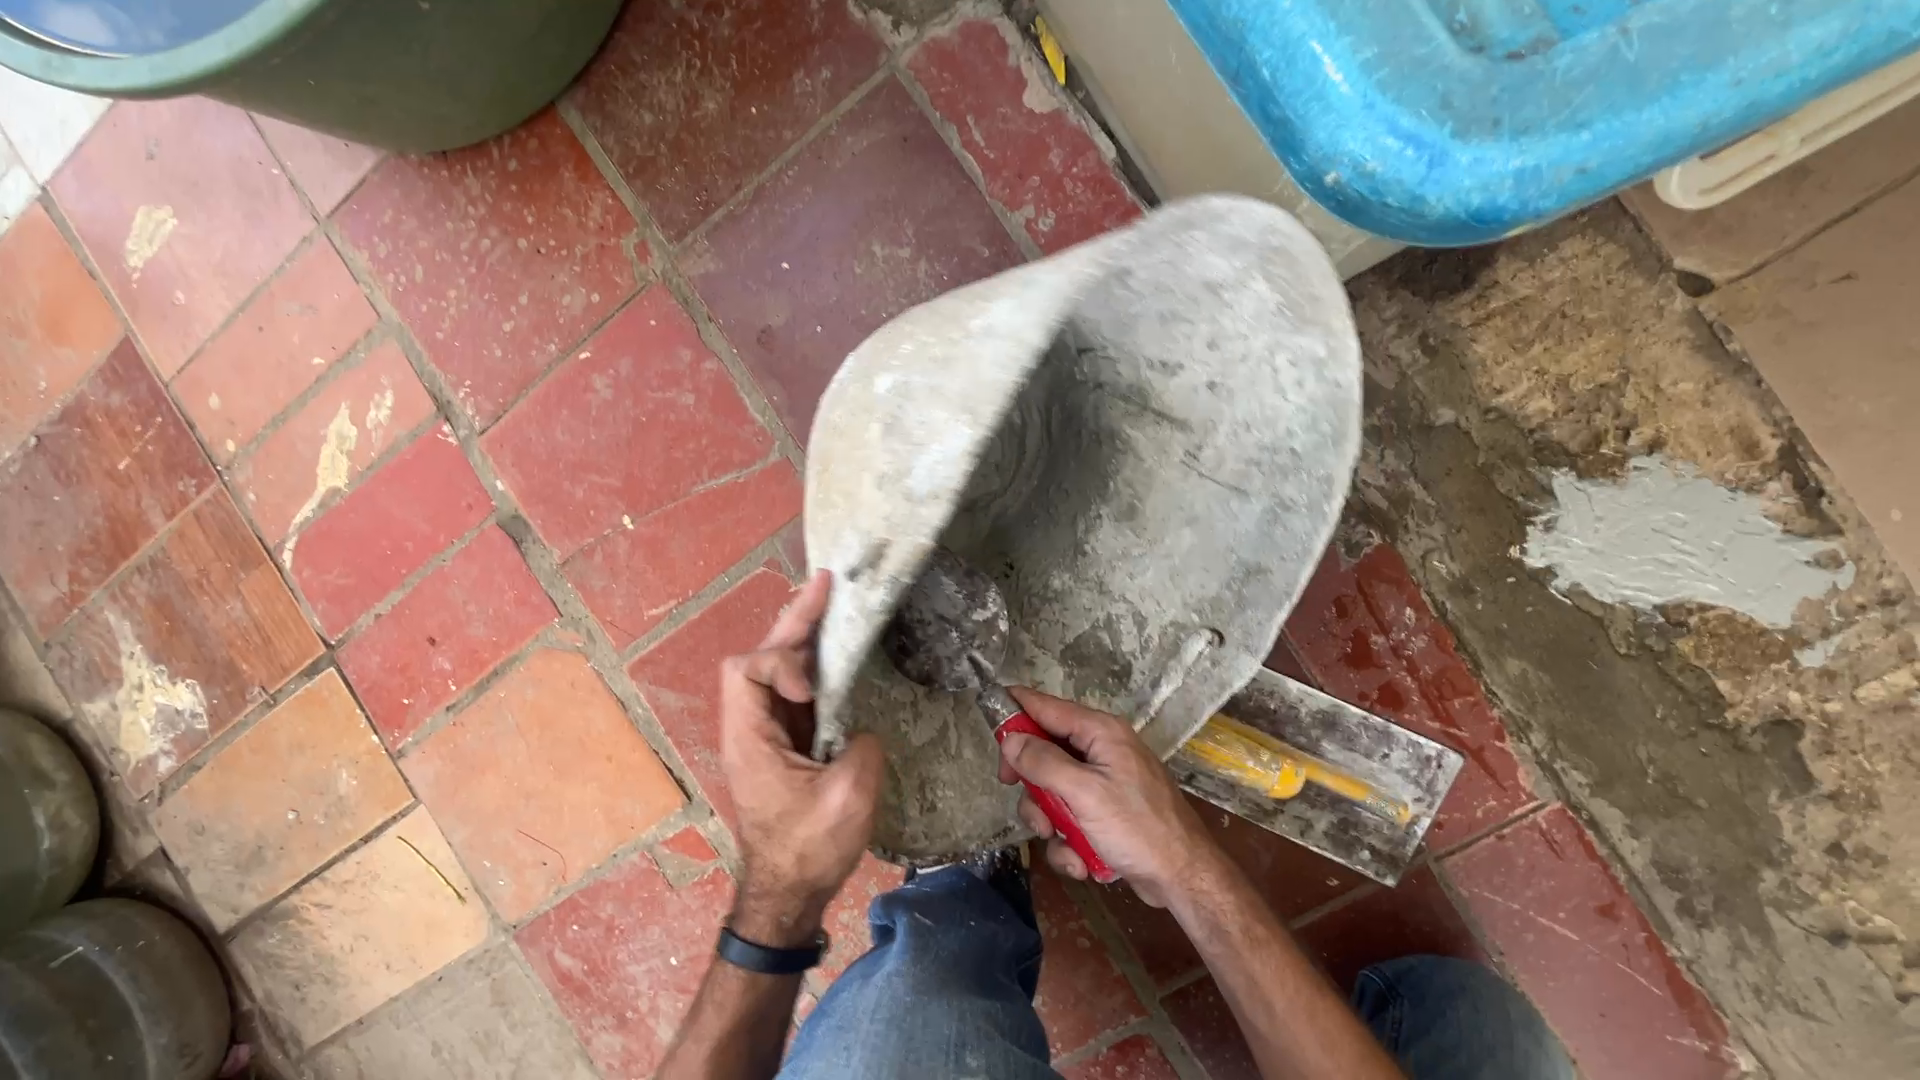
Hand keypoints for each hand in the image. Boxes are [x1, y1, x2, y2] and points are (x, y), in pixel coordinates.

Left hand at [719, 570, 883, 945]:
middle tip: (827, 585)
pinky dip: (817, 663)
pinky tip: (840, 647)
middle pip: (761, 657)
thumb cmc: (808, 850)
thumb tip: (863, 727)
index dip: (779, 663)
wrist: (788, 894)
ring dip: (805, 635)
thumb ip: (861, 747)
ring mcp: (770, 733)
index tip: (810, 690)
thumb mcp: (847, 799)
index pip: (745, 672)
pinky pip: (798, 689)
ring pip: (779, 668)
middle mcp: (752, 727)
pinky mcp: (789, 741)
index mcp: (750, 738)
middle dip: (795, 622)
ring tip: (835, 600)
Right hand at [997, 688, 1219, 906]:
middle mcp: (1100, 751)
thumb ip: (1043, 763)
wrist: (1182, 877)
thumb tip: (1010, 740)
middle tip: (1031, 808)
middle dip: (1034, 788)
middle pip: (1044, 754)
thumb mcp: (1084, 793)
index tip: (986, 719)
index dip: (1015, 711)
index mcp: (1100, 732)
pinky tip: (1083, 860)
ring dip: (1051, 823)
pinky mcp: (1104, 814)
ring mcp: (1102, 784)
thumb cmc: (1137, 827)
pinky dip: (1069, 842)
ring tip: (1064, 842)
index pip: (1046, 706)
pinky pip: (1068, 819)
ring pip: (1051, 793)